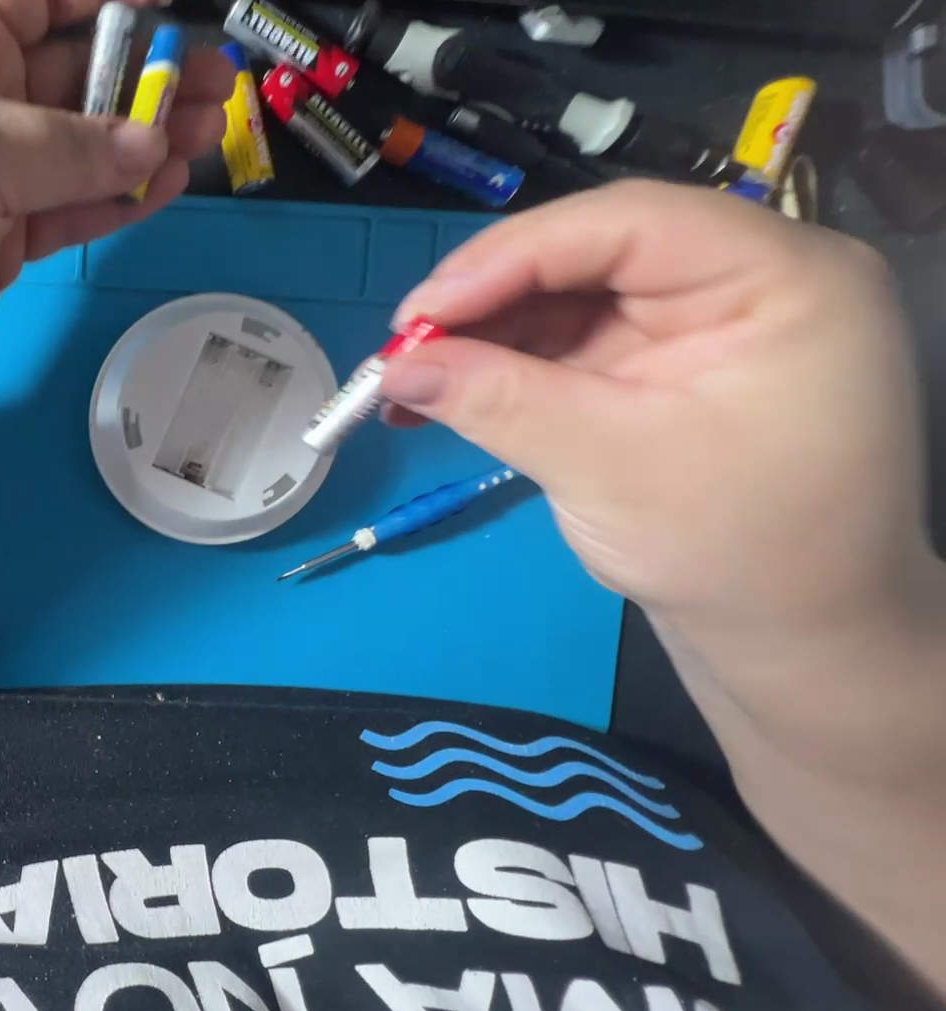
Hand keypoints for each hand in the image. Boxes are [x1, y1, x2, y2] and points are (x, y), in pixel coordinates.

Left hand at [0, 0, 232, 400]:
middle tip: (216, 85)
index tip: (177, 6)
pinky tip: (164, 183)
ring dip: (144, 139)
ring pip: (83, 147)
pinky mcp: (3, 235)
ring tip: (209, 132)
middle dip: (148, 75)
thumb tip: (152, 140)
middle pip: (79, 70)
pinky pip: (71, 207)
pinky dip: (114, 200)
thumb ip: (73, 147)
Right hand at [380, 181, 934, 638]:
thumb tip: (393, 370)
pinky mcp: (637, 368)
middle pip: (581, 258)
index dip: (511, 257)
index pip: (628, 226)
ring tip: (399, 381)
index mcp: (774, 279)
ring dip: (469, 340)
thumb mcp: (605, 464)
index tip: (420, 314)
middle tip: (401, 347)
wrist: (778, 624)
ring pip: (551, 303)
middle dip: (479, 301)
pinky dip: (485, 371)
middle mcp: (728, 284)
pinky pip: (548, 349)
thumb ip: (497, 402)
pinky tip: (429, 399)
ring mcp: (679, 327)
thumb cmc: (728, 542)